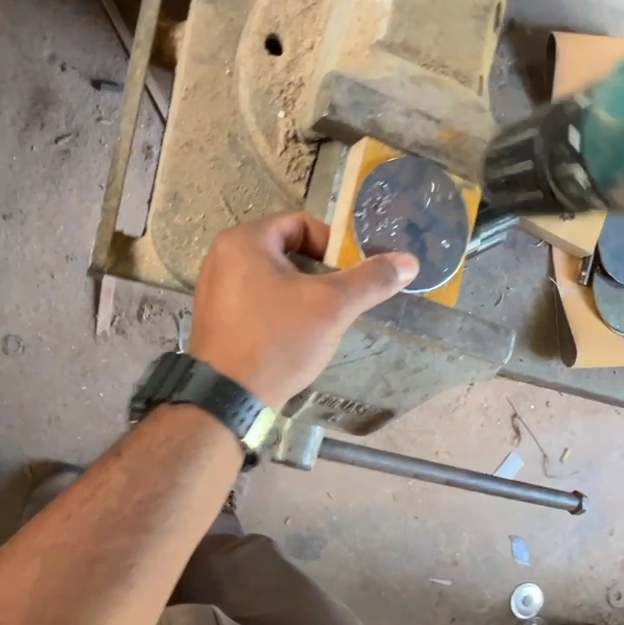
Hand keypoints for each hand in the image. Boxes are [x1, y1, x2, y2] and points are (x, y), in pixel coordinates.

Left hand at [187, 212, 417, 407]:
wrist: (228, 400)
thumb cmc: (278, 342)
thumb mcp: (332, 307)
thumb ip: (370, 280)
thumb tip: (409, 261)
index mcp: (244, 241)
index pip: (300, 224)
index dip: (332, 246)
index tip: (350, 275)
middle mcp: (221, 258)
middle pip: (286, 252)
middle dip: (318, 275)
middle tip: (339, 302)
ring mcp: (214, 291)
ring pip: (272, 280)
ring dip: (301, 296)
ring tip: (319, 324)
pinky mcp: (215, 321)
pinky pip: (255, 304)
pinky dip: (279, 314)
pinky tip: (293, 340)